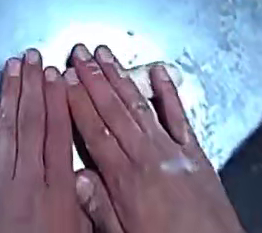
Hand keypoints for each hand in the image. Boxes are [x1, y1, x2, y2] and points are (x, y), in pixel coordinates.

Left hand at [0, 49, 89, 232]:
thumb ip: (86, 210)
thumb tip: (90, 178)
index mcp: (58, 197)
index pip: (57, 135)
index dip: (55, 101)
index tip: (55, 75)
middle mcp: (27, 184)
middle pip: (30, 123)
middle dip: (32, 85)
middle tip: (32, 56)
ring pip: (5, 130)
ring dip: (8, 94)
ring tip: (10, 66)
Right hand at [64, 44, 245, 232]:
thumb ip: (101, 209)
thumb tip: (76, 176)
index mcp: (126, 181)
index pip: (94, 130)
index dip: (76, 100)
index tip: (63, 76)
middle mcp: (148, 159)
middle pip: (113, 110)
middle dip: (93, 78)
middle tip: (80, 52)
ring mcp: (173, 153)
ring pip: (139, 106)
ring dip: (120, 77)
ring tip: (105, 53)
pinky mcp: (197, 157)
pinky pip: (180, 118)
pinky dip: (169, 92)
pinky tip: (159, 70)